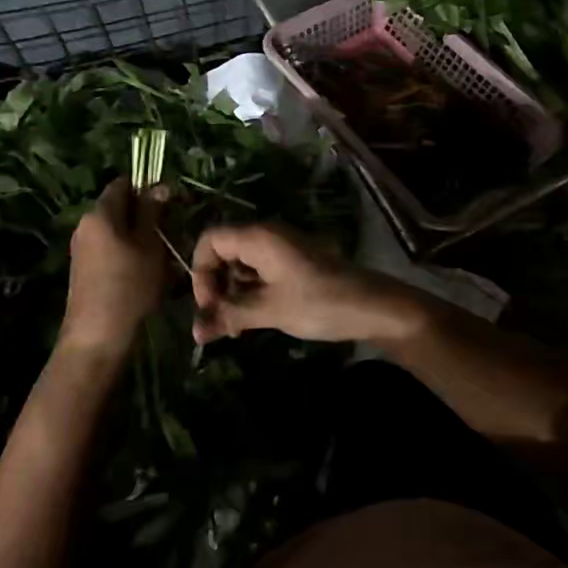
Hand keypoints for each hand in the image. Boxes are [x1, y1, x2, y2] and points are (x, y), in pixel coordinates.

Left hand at [59, 178, 169, 353]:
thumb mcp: (149, 245)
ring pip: (116, 230)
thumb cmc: (129, 285)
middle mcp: (85, 224)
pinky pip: (109, 249)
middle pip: (119, 207)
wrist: (97, 336)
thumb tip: (158, 186)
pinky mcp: (83, 268)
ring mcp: (81, 247)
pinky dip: (127, 253)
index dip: (147, 188)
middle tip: (171, 231)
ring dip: (138, 237)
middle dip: (145, 215)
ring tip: (162, 256)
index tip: (170, 203)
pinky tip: (144, 272)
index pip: (123, 184)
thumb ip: (152, 212)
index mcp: (99, 212)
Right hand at [191, 223, 424, 344]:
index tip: (208, 306)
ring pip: (239, 262)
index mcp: (257, 236)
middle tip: (219, 320)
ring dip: (231, 291)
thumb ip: (229, 316)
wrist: (373, 307)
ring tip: (236, 326)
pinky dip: (249, 290)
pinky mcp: (291, 260)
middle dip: (214, 284)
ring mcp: (280, 246)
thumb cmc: (318, 303)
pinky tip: (253, 317)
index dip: (200, 272)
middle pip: (222, 250)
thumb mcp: (270, 311)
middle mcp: (265, 234)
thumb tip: (194, 333)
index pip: (209, 240)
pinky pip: (257, 269)